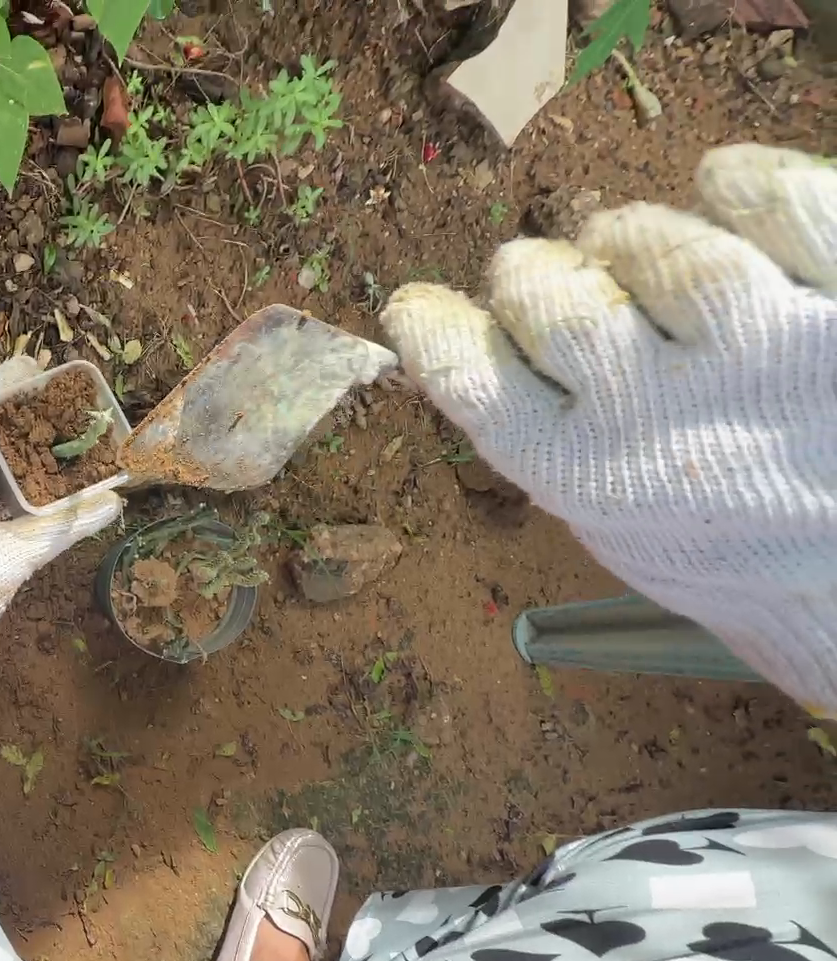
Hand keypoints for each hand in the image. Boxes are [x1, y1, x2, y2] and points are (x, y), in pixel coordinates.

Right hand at [382, 144, 835, 713]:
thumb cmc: (707, 534)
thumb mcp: (593, 505)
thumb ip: (536, 433)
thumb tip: (471, 344)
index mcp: (573, 469)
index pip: (468, 377)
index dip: (429, 328)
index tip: (413, 303)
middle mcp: (654, 414)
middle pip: (552, 306)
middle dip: (526, 275)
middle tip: (524, 268)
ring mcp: (768, 357)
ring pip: (665, 257)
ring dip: (621, 234)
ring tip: (611, 234)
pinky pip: (799, 213)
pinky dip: (750, 184)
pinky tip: (720, 177)